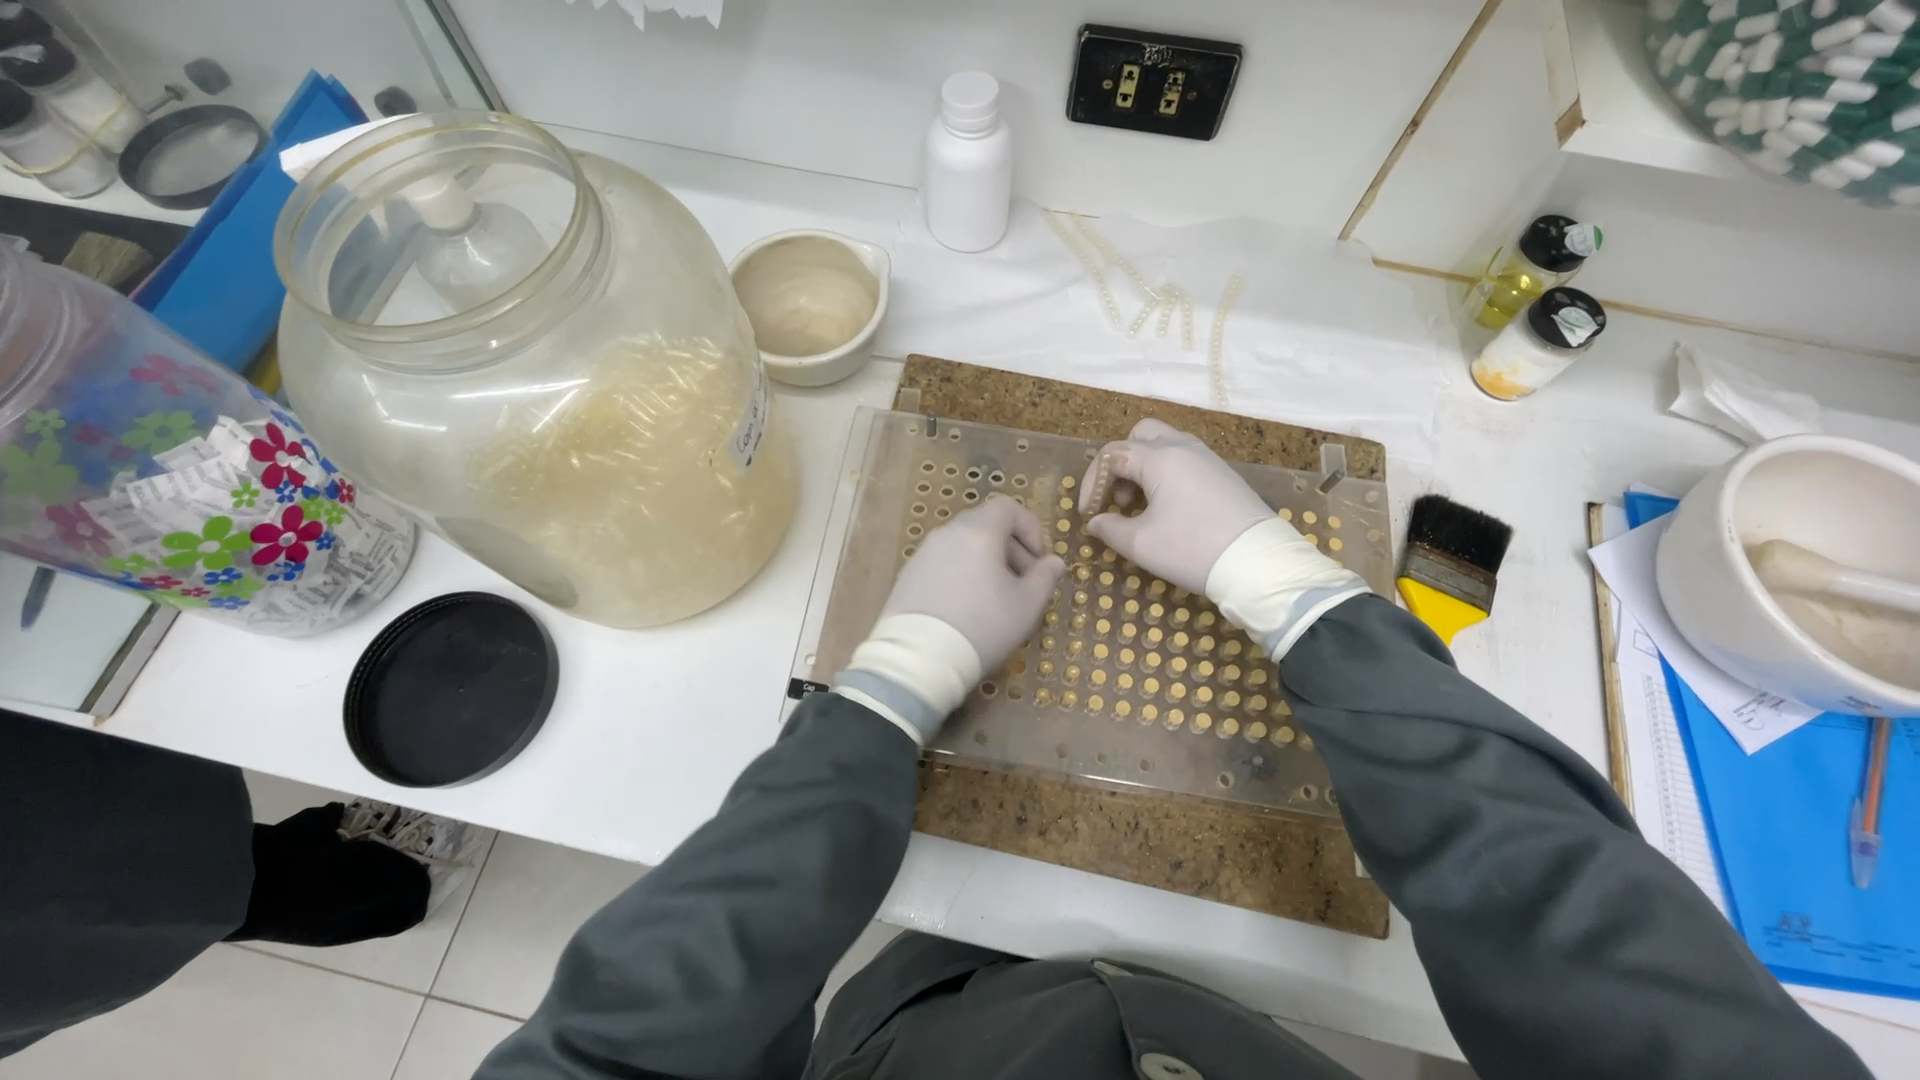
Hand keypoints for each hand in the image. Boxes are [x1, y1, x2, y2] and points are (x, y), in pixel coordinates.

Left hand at [880, 494, 1064, 671]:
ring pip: (963, 545)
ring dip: (986, 562)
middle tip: (1023, 582)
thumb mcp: (1027, 605)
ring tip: (995, 598)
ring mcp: (923, 554)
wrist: (920, 657)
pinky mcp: (908, 576)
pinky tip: (966, 608)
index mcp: (978, 531)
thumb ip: (1045, 577)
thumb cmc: (983, 625)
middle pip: (985, 525)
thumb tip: (1054, 562)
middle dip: (1011, 548)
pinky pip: (943, 563)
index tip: (1039, 560)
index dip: (1030, 528)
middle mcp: (947, 533)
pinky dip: (961, 573)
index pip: (1008, 507)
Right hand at [1077, 418, 1273, 593]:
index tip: (1089, 513)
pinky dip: (1167, 474)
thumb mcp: (1141, 544)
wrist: (1257, 562)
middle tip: (1117, 497)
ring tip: (1141, 505)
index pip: (1112, 455)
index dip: (1093, 482)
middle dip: (1120, 463)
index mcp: (1160, 457)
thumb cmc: (1192, 549)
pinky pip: (1185, 460)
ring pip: (1165, 445)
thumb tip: (1096, 522)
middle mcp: (1183, 447)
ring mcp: (1207, 458)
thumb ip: (1110, 529)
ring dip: (1144, 468)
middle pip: (1141, 435)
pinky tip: (1169, 508)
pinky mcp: (1223, 474)